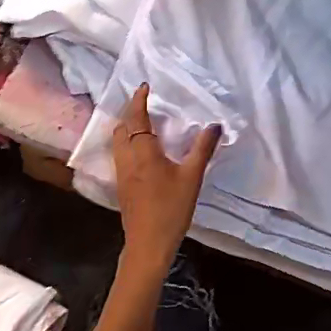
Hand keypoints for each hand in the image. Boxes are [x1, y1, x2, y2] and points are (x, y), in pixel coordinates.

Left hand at [112, 83, 220, 271]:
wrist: (148, 243)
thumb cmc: (171, 209)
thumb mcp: (192, 178)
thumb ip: (202, 149)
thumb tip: (213, 125)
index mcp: (143, 151)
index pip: (137, 118)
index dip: (139, 100)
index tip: (144, 87)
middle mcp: (126, 158)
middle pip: (122, 127)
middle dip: (130, 111)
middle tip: (143, 102)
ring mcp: (120, 172)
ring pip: (117, 141)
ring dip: (126, 127)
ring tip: (140, 121)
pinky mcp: (121, 185)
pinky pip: (119, 154)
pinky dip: (126, 142)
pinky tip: (138, 149)